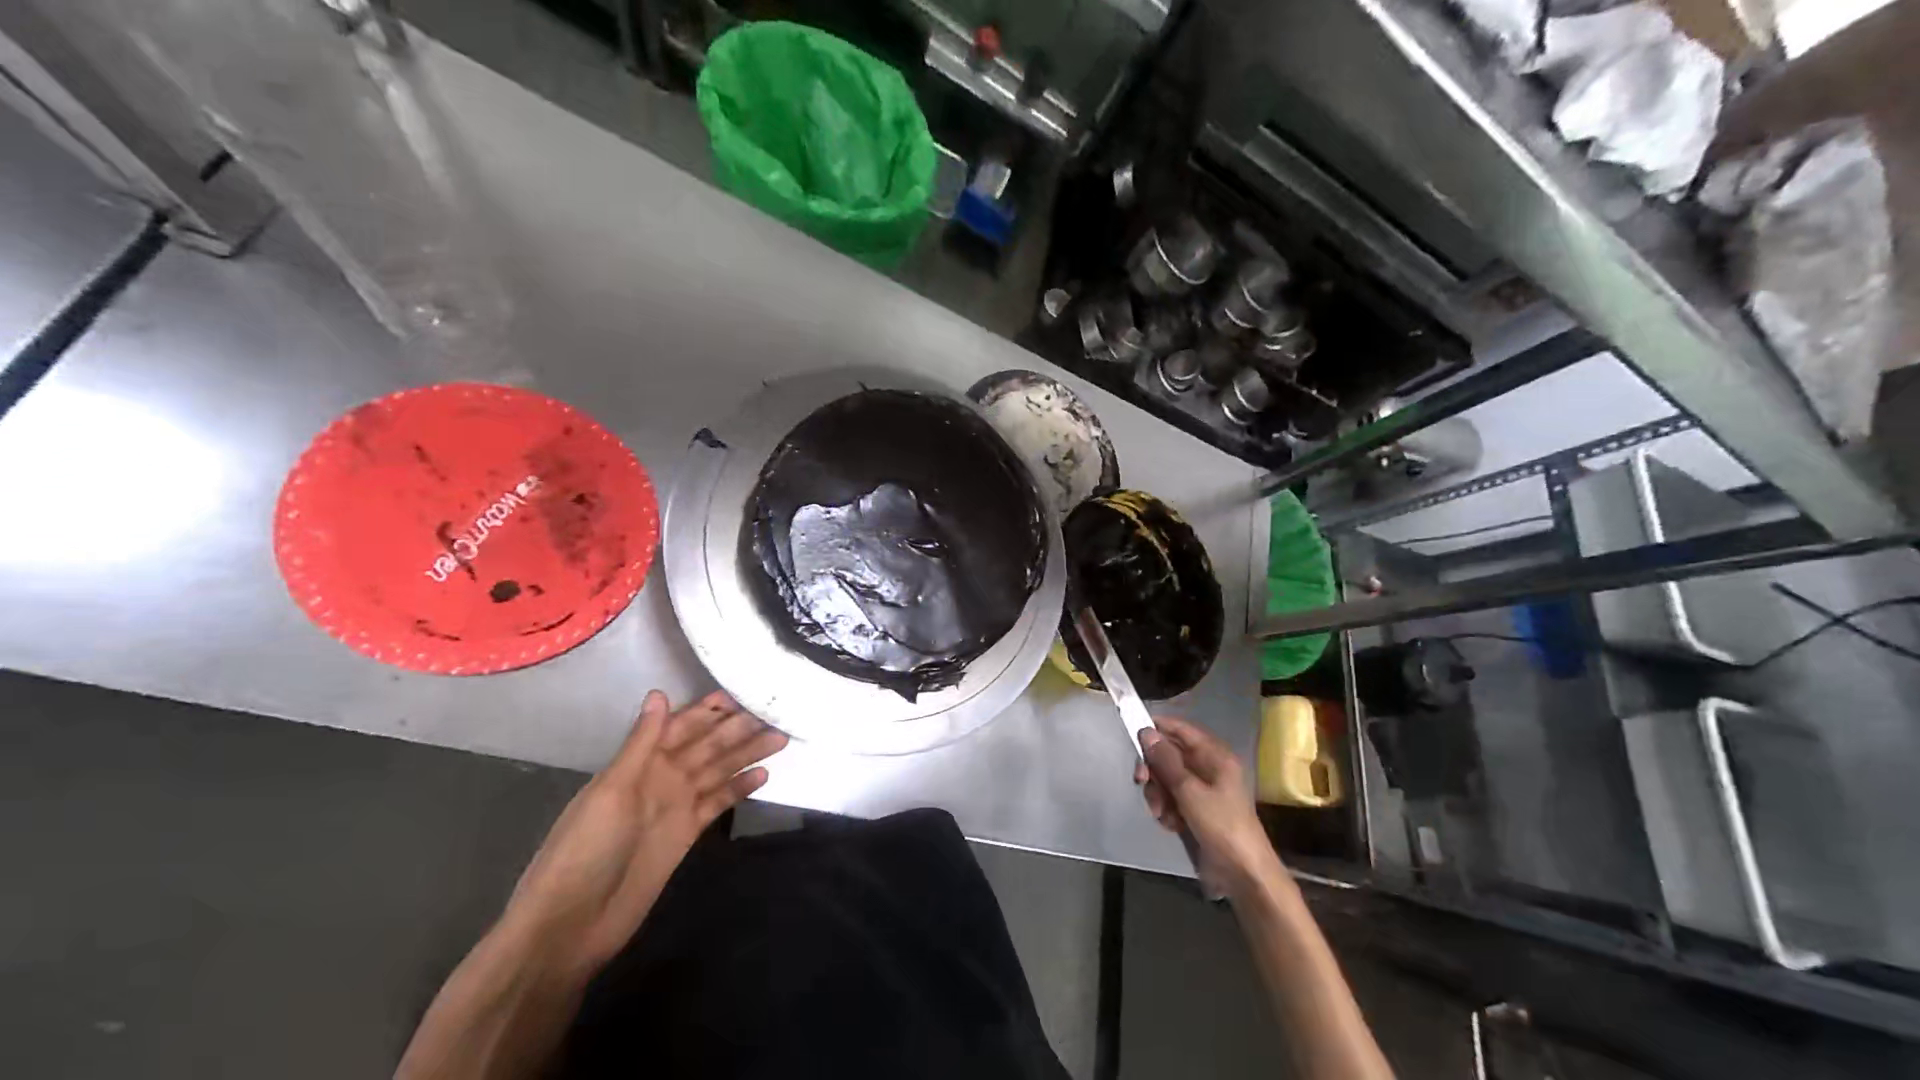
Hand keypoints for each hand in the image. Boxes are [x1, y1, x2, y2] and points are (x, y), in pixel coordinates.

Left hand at [499, 690, 787, 974]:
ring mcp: (675, 806)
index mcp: (638, 764)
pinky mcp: (687, 833)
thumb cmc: (584, 850)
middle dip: (736, 729)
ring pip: (718, 771)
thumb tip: (659, 694)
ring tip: (779, 738)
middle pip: (705, 747)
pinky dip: (739, 788)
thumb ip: (640, 745)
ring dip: (746, 754)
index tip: (740, 695)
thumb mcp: (611, 791)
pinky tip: (763, 775)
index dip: (708, 711)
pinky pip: (718, 803)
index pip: (679, 727)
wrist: (572, 923)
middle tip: (772, 713)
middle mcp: (660, 778)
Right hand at [1132, 716, 1278, 893]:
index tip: (1133, 733)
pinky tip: (1171, 824)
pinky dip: (1167, 810)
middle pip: (1169, 756)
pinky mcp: (1196, 811)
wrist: (1243, 873)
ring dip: (1159, 795)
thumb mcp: (1189, 790)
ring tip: (1162, 813)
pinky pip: (1172, 799)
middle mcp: (1208, 768)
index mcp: (1214, 756)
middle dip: (1154, 770)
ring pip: (1166, 779)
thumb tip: (1146, 732)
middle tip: (1141, 781)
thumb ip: (1165, 760)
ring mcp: (1202, 791)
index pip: (1182, 730)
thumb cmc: (1220, 824)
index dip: (1159, 727)